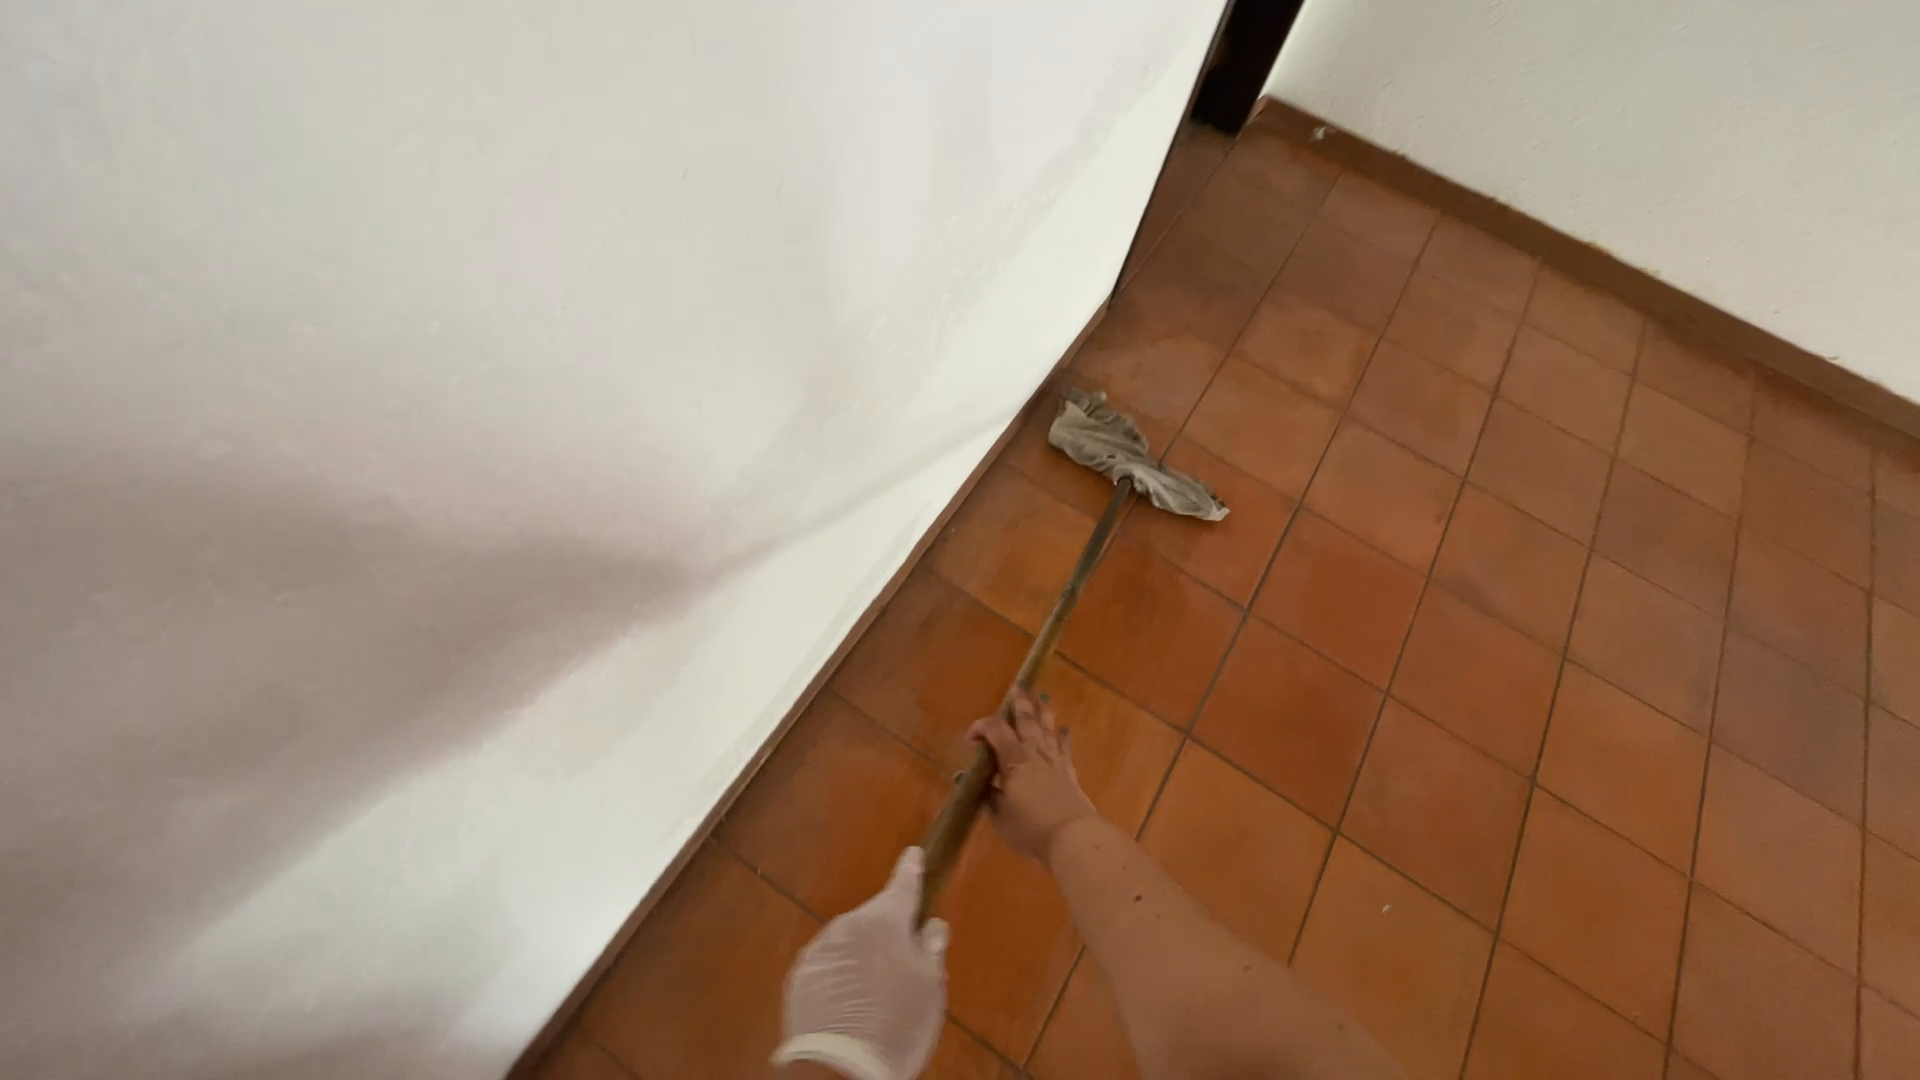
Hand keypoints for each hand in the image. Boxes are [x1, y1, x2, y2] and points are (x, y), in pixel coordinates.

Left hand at [772, 848, 948, 1079]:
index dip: (911, 870)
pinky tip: (848, 1006)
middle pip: (874, 918)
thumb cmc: (897, 1025)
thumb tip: (931, 925)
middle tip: (900, 966)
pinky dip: (839, 975)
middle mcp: (850, 923)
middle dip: (886, 932)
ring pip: (850, 941)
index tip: (913, 854)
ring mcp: (822, 948)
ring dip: (861, 954)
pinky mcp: (801, 976)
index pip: (903, 884)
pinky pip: (829, 965)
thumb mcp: (930, 987)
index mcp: (886, 920)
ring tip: (872, 996)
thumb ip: (931, 949)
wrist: (839, 1071)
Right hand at [967, 689, 1100, 862]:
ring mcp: (1055, 760)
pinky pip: (1065, 746)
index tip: (971, 739)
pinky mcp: (1069, 771)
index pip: (996, 730)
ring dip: (1043, 711)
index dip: (981, 727)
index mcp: (1014, 760)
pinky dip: (1063, 736)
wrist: (1072, 836)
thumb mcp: (998, 815)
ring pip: (1048, 727)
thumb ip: (984, 794)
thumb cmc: (1030, 828)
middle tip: (1017, 686)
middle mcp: (1034, 752)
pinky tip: (1064, 729)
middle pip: (1027, 720)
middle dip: (1020, 703)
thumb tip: (963, 777)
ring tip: (1042, 697)